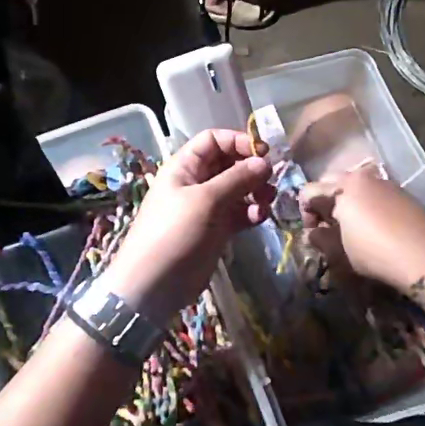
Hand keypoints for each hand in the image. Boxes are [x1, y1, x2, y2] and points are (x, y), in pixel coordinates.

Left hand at [101, 129, 275, 320]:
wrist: (154, 285)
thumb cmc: (175, 233)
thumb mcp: (206, 200)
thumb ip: (237, 178)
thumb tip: (265, 162)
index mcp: (184, 166)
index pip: (213, 140)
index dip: (238, 141)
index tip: (264, 153)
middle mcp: (196, 182)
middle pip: (229, 163)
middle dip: (251, 168)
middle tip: (270, 180)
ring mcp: (206, 207)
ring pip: (238, 189)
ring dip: (256, 192)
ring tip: (267, 201)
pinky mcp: (216, 230)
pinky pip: (239, 213)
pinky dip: (251, 213)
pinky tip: (259, 219)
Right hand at [300, 167, 424, 287]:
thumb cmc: (374, 252)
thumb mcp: (339, 251)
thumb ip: (321, 239)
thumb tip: (312, 233)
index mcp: (344, 185)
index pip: (309, 191)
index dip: (304, 213)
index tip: (312, 233)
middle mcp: (364, 176)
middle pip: (333, 183)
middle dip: (325, 203)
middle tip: (328, 228)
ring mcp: (387, 183)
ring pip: (356, 187)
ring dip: (346, 204)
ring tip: (350, 229)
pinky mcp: (404, 194)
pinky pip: (376, 194)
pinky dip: (367, 206)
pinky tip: (373, 228)